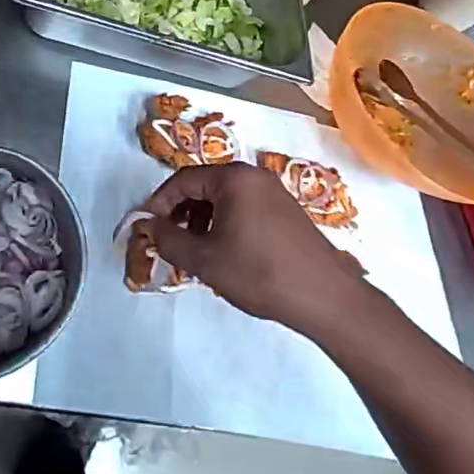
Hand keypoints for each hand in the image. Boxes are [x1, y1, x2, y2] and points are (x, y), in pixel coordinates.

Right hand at [144, 162, 377, 338]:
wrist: (327, 298)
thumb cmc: (260, 272)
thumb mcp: (205, 260)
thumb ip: (168, 239)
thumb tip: (148, 225)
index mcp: (233, 178)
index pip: (183, 179)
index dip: (159, 202)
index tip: (147, 225)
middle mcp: (253, 175)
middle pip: (204, 185)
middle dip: (181, 211)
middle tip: (169, 239)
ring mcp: (273, 191)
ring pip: (224, 198)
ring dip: (203, 219)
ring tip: (197, 250)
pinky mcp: (286, 210)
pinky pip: (244, 207)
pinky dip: (226, 223)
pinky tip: (225, 252)